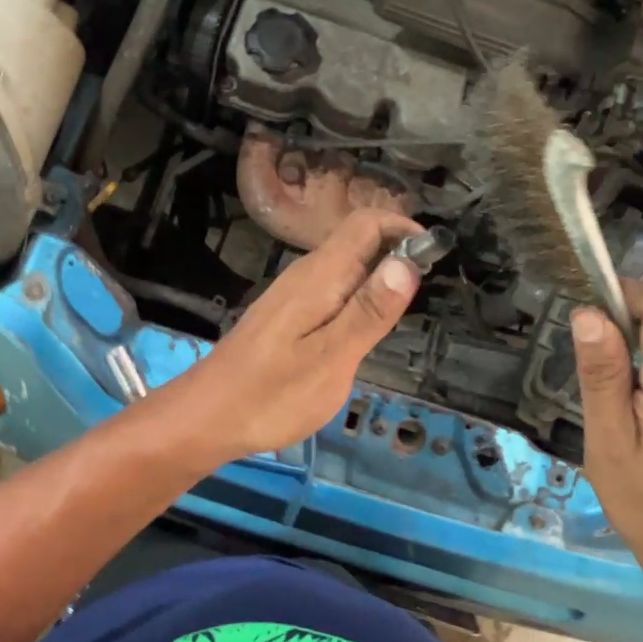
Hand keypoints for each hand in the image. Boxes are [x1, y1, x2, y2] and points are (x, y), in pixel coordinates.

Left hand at [159, 208, 422, 464]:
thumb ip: (370, 311)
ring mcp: (296, 293)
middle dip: (398, 252)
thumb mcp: (330, 358)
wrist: (207, 418)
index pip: (367, 223)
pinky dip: (361, 295)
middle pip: (360, 240)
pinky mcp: (290, 313)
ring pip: (349, 265)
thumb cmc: (271, 394)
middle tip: (426, 292)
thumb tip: (409, 262)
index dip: (404, 228)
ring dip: (381, 276)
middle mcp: (308, 273)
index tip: (435, 257)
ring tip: (403, 313)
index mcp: (321, 275)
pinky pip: (335, 287)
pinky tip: (366, 329)